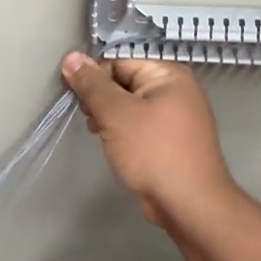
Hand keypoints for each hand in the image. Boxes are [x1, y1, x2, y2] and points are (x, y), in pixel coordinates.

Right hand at [61, 52, 233, 222]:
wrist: (189, 203)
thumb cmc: (153, 152)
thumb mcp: (116, 114)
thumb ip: (92, 84)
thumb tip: (71, 57)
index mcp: (168, 74)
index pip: (119, 61)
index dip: (94, 76)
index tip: (76, 97)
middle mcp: (176, 90)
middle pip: (125, 82)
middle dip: (101, 99)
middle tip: (90, 119)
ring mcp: (176, 116)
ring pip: (130, 106)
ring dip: (109, 117)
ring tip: (99, 133)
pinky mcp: (170, 140)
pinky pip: (139, 125)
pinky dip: (122, 131)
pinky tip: (112, 145)